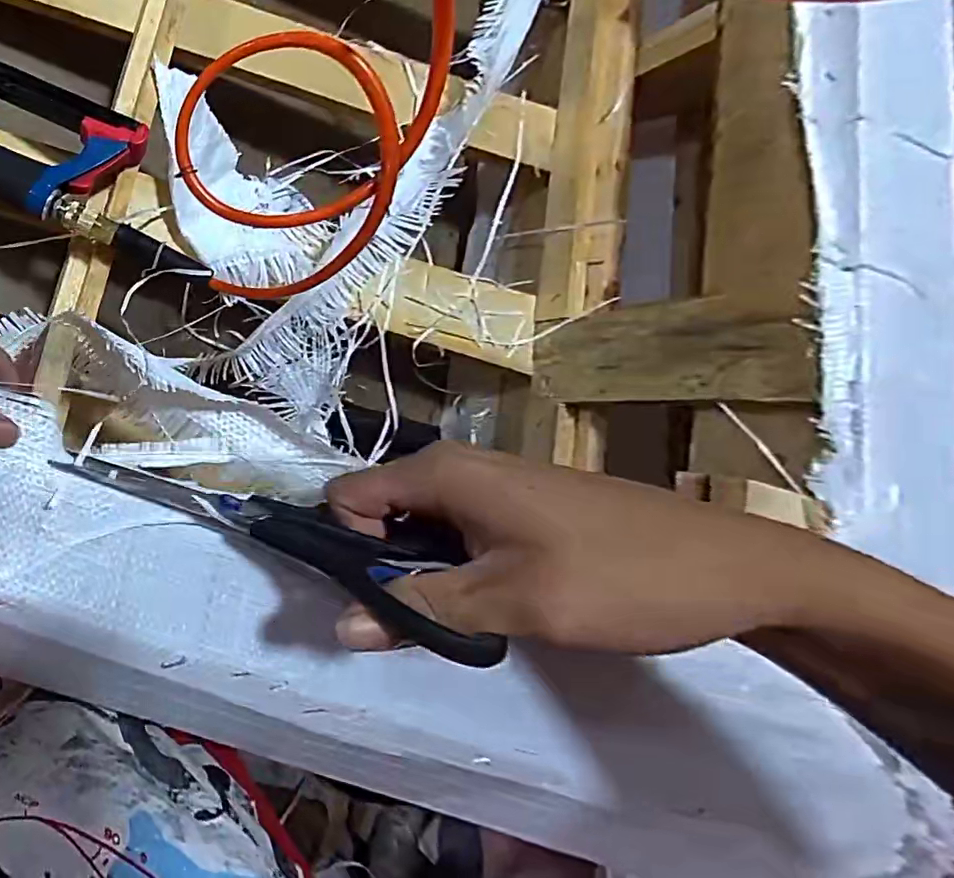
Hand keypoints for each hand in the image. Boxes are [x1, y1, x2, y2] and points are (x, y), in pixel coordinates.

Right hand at [323, 442, 839, 654]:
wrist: (750, 569)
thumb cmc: (624, 577)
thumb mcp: (516, 603)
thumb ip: (422, 609)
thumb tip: (341, 628)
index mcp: (439, 472)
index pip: (345, 497)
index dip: (352, 546)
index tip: (395, 590)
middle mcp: (450, 464)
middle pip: (375, 508)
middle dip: (384, 560)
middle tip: (433, 608)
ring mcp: (481, 477)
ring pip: (412, 519)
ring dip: (420, 564)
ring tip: (471, 604)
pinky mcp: (507, 496)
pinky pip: (447, 520)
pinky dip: (450, 556)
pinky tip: (496, 588)